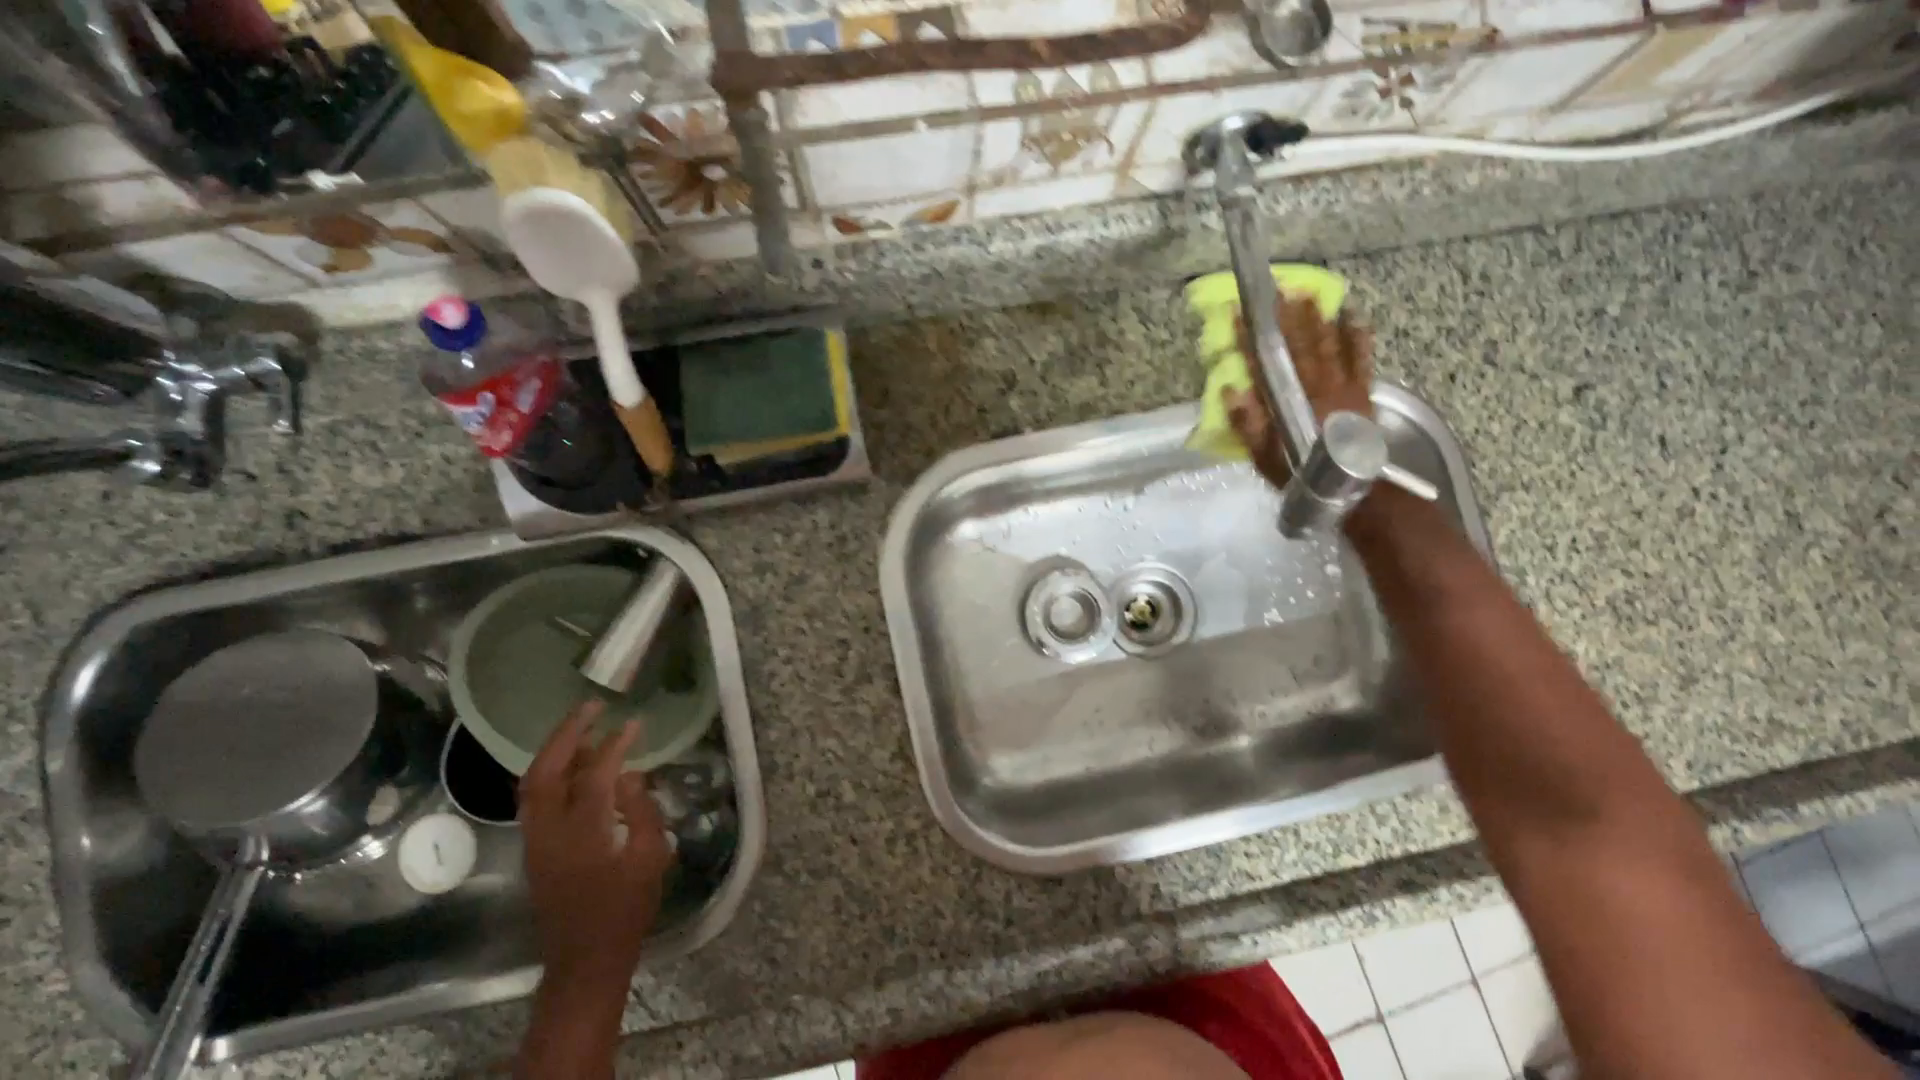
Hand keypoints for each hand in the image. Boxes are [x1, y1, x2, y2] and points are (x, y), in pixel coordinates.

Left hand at [519, 699, 673, 994]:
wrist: (585, 959)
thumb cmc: (626, 911)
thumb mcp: (651, 860)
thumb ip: (642, 812)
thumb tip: (629, 775)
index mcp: (584, 831)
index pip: (596, 773)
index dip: (615, 744)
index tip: (633, 723)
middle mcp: (549, 829)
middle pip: (547, 768)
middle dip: (567, 733)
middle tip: (592, 707)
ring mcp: (535, 839)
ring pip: (533, 782)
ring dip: (555, 751)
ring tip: (584, 731)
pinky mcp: (533, 848)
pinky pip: (534, 798)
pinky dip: (550, 773)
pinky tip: (573, 768)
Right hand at [1223, 293, 1375, 489]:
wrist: (1353, 490)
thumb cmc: (1304, 475)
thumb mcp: (1266, 459)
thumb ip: (1249, 426)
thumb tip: (1231, 391)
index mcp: (1288, 403)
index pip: (1263, 363)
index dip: (1249, 338)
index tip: (1237, 313)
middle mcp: (1315, 388)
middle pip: (1298, 345)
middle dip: (1284, 316)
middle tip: (1275, 289)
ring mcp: (1342, 386)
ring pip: (1327, 344)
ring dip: (1316, 317)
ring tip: (1307, 293)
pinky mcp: (1362, 390)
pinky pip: (1360, 356)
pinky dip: (1356, 335)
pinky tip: (1352, 316)